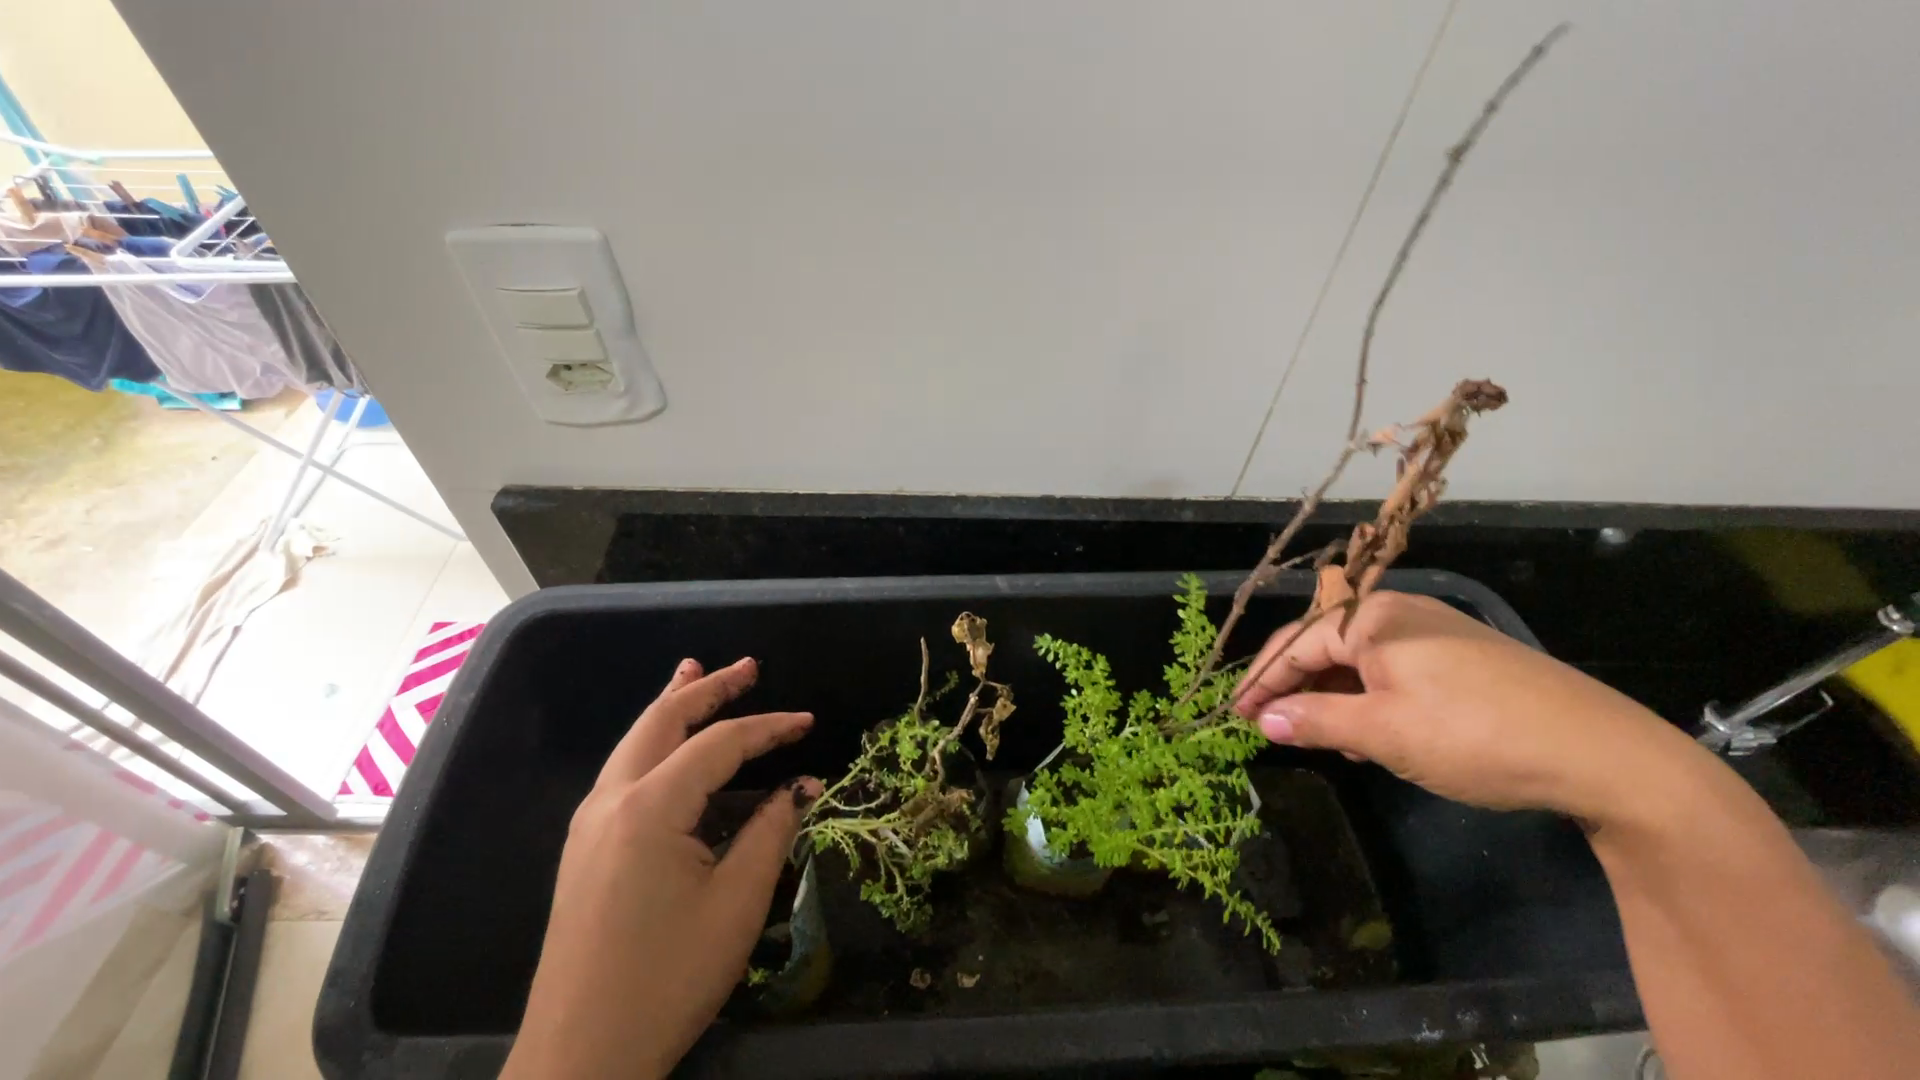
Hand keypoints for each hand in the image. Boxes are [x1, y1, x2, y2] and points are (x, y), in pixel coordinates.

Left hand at [503, 657, 821, 1079]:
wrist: (582, 1055)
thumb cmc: (669, 977)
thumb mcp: (738, 903)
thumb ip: (772, 831)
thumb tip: (800, 786)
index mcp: (649, 807)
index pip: (718, 744)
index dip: (768, 728)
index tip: (809, 722)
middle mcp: (610, 800)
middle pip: (661, 722)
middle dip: (706, 688)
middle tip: (747, 666)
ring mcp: (589, 824)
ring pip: (633, 742)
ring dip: (670, 707)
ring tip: (695, 674)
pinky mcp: (584, 848)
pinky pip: (624, 773)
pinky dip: (653, 743)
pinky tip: (669, 748)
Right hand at [1233, 591, 1708, 824]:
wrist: (1603, 755)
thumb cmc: (1475, 736)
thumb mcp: (1384, 733)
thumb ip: (1316, 720)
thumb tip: (1264, 720)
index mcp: (1376, 618)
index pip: (1296, 643)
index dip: (1261, 682)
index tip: (1234, 717)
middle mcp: (1402, 613)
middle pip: (1325, 643)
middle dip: (1295, 684)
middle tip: (1271, 726)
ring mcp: (1437, 634)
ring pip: (1359, 659)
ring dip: (1332, 695)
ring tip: (1323, 739)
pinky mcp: (1464, 659)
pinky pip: (1393, 670)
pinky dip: (1369, 698)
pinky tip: (1373, 734)